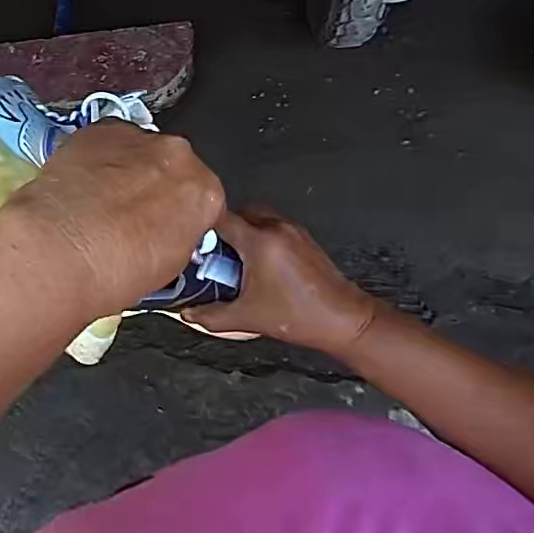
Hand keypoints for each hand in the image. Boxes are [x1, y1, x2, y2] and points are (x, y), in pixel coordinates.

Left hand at [0, 121, 223, 317]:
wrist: (61, 250)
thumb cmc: (111, 270)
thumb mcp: (166, 267)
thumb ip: (176, 237)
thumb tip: (162, 233)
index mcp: (204, 194)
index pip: (201, 196)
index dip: (178, 211)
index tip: (162, 221)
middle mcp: (177, 157)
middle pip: (170, 166)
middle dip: (152, 185)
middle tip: (125, 212)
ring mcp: (136, 138)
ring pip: (135, 150)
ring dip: (122, 169)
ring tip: (95, 199)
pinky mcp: (97, 130)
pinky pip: (102, 140)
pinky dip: (92, 156)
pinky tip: (78, 182)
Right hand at [181, 207, 379, 354]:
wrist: (347, 321)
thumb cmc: (297, 316)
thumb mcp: (246, 318)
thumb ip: (210, 315)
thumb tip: (186, 314)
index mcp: (259, 241)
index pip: (220, 218)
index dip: (200, 226)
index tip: (190, 240)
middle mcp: (276, 228)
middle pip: (238, 211)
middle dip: (222, 226)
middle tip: (211, 249)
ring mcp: (293, 230)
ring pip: (256, 216)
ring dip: (242, 229)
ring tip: (232, 255)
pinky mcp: (304, 238)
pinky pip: (272, 225)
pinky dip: (259, 235)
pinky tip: (255, 261)